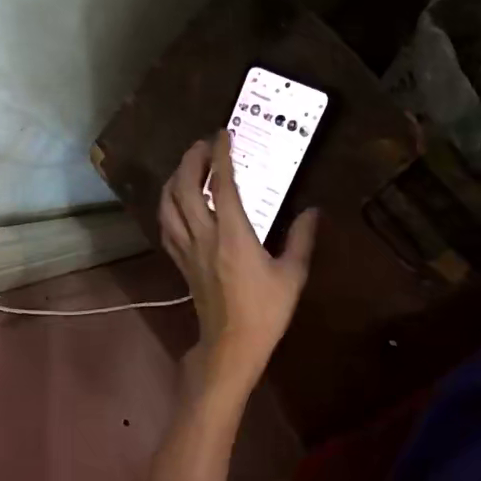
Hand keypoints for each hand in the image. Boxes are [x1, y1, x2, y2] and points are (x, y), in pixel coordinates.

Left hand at [158, 132, 318, 393]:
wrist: (231, 346)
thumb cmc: (265, 312)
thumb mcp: (292, 275)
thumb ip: (302, 239)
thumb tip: (313, 211)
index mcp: (233, 235)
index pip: (222, 185)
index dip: (221, 155)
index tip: (222, 134)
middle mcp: (204, 237)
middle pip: (184, 188)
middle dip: (190, 160)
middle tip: (202, 146)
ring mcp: (187, 251)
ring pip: (167, 206)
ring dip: (174, 181)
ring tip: (187, 168)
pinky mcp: (181, 264)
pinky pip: (166, 228)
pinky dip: (168, 207)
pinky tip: (175, 203)